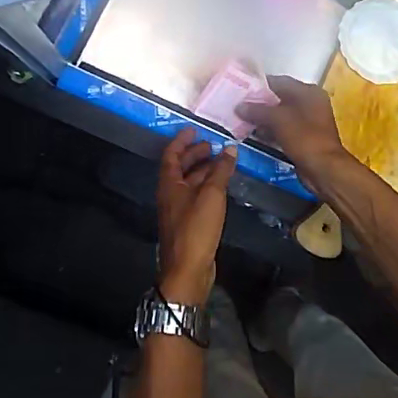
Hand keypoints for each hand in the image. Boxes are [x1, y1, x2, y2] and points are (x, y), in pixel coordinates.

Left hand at [155, 128, 234, 306]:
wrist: (188, 269)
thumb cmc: (196, 228)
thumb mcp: (211, 195)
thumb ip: (220, 171)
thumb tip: (229, 148)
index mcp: (168, 183)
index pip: (171, 154)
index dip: (182, 140)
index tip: (193, 129)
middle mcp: (169, 193)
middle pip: (179, 167)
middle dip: (194, 154)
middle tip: (212, 145)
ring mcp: (177, 208)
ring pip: (189, 182)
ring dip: (203, 170)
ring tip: (221, 162)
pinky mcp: (187, 222)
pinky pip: (195, 196)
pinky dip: (206, 186)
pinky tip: (221, 187)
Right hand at [239, 76, 349, 179]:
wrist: (323, 168)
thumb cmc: (303, 137)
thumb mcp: (277, 119)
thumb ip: (256, 110)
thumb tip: (238, 106)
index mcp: (308, 92)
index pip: (278, 81)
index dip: (258, 84)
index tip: (240, 88)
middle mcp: (310, 103)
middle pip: (278, 98)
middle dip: (258, 102)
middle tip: (238, 105)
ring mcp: (308, 121)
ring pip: (279, 114)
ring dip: (262, 118)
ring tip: (241, 119)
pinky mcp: (304, 137)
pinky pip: (282, 128)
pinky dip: (269, 129)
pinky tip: (254, 133)